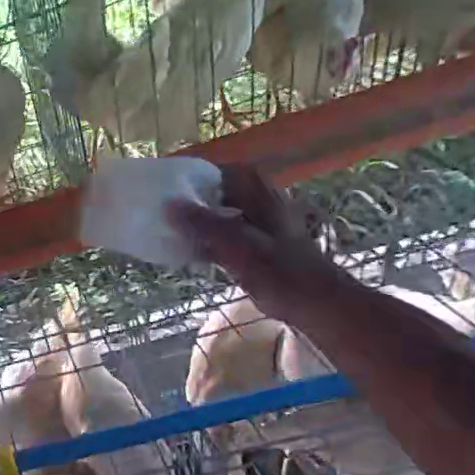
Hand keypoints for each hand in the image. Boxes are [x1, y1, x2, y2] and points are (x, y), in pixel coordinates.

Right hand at [169, 165, 343, 322]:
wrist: (311, 301)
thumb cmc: (278, 268)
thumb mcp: (235, 242)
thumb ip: (201, 223)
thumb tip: (167, 204)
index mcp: (259, 192)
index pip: (222, 172)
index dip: (195, 176)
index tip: (169, 186)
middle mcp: (259, 203)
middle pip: (218, 194)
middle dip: (192, 202)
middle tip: (163, 211)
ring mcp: (258, 227)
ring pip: (220, 217)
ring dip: (198, 224)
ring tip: (169, 231)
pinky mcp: (255, 249)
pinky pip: (224, 239)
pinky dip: (207, 243)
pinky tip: (187, 253)